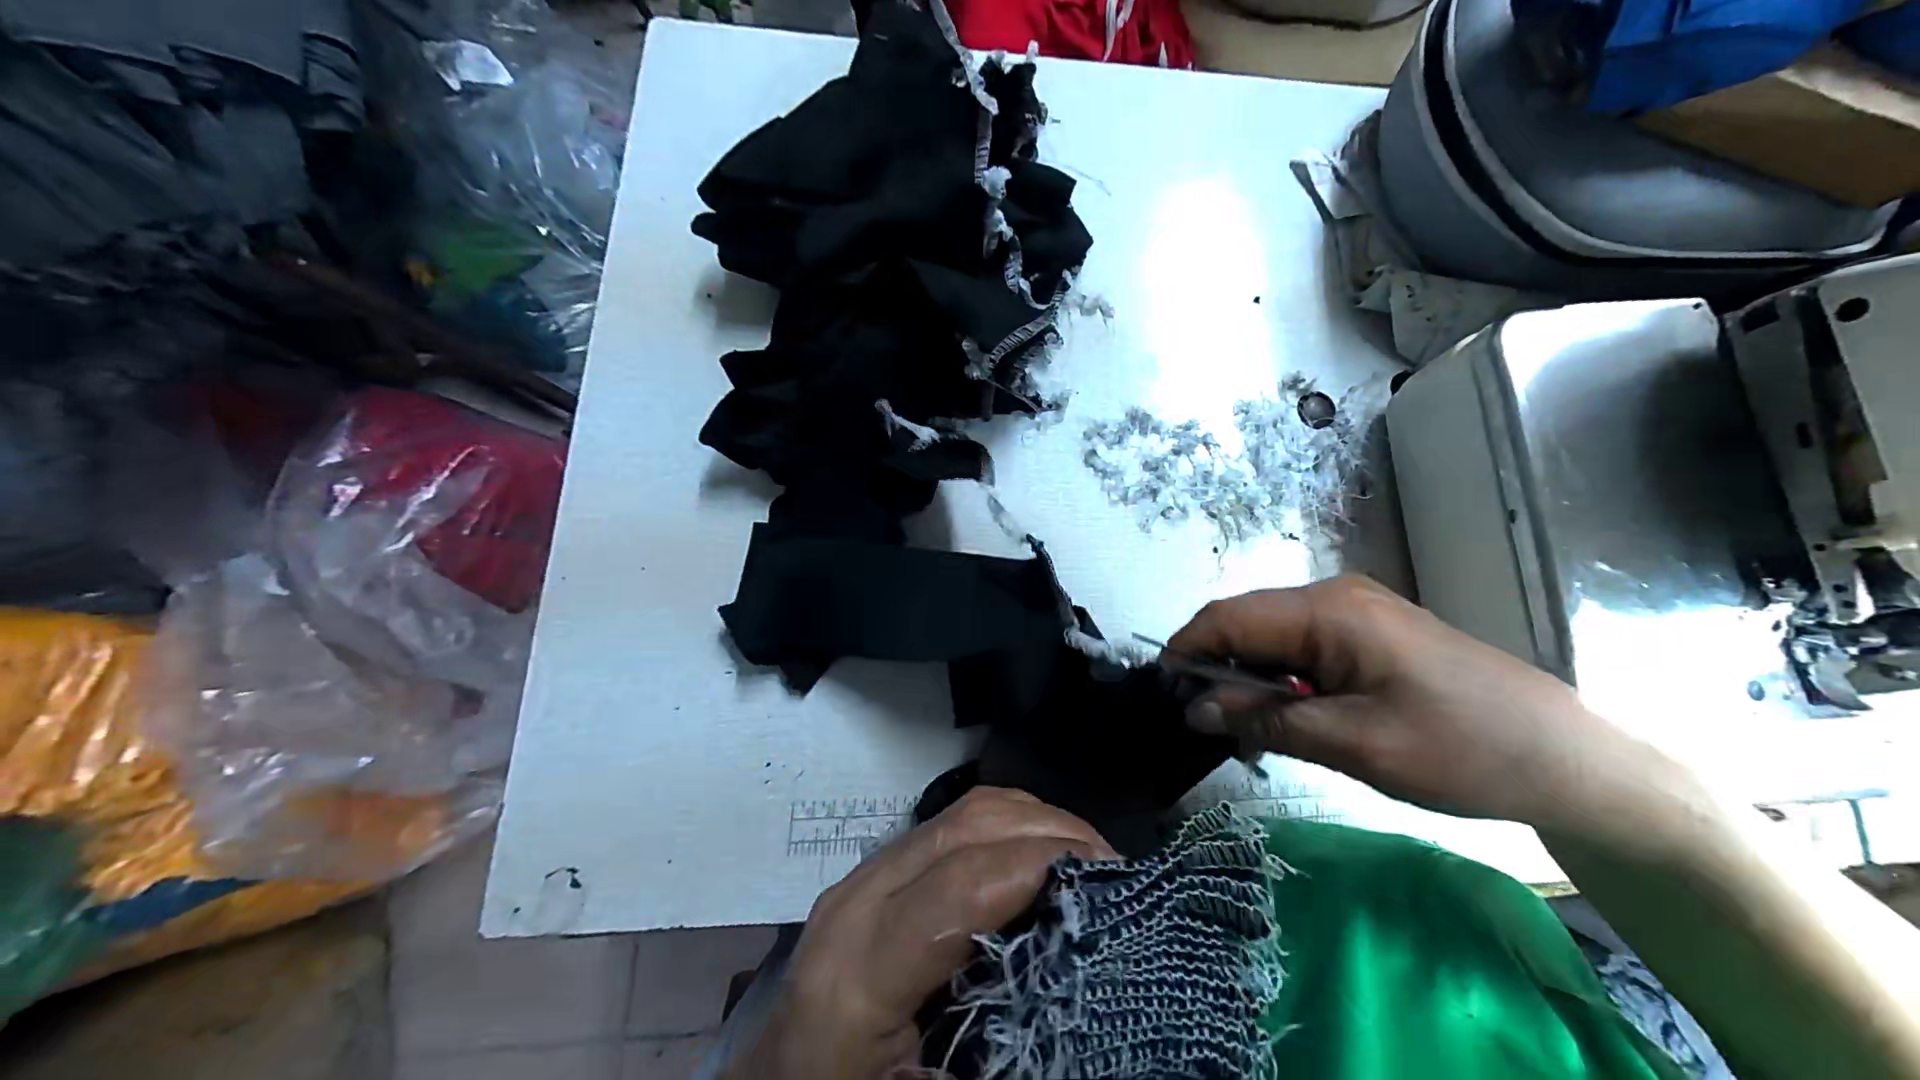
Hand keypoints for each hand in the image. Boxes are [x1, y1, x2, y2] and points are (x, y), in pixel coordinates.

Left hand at [727, 787, 1113, 1079]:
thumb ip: (999, 1036)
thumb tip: (1078, 990)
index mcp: (861, 974)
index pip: (961, 886)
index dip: (1041, 864)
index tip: (1112, 877)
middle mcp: (858, 902)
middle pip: (965, 828)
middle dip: (1049, 830)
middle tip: (1114, 865)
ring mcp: (862, 876)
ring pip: (959, 812)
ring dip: (1030, 818)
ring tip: (1085, 854)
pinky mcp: (873, 871)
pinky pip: (947, 823)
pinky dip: (1003, 824)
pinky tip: (1036, 850)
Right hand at [1169, 576, 1680, 834]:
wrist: (1569, 758)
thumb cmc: (1462, 748)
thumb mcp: (1355, 744)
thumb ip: (1266, 720)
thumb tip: (1194, 710)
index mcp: (1329, 610)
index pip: (1228, 617)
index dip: (1186, 651)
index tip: (1162, 695)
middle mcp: (1334, 596)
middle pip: (1245, 622)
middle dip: (1215, 668)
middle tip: (1205, 725)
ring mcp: (1353, 612)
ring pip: (1270, 637)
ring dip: (1247, 678)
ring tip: (1244, 730)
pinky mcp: (1367, 633)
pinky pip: (1300, 647)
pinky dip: (1279, 680)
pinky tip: (1285, 717)